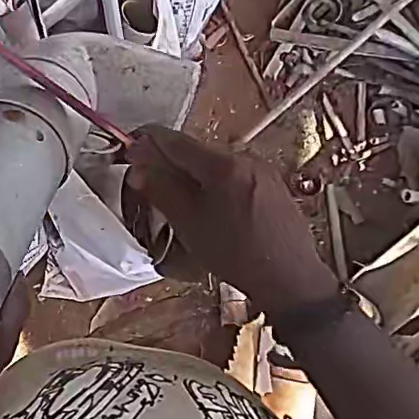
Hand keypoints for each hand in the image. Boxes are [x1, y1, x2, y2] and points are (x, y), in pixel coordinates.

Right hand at [126, 126, 337, 313]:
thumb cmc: (235, 252)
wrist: (290, 277)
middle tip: (147, 182)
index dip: (147, 143)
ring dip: (189, 176)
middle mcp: (245, 158)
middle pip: (195, 152)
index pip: (175, 141)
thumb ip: (161, 190)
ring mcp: (262, 171)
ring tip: (175, 201)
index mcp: (222, 164)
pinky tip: (207, 209)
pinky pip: (232, 177)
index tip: (129, 151)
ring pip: (213, 165)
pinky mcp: (271, 187)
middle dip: (168, 162)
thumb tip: (138, 168)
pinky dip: (212, 185)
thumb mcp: (189, 223)